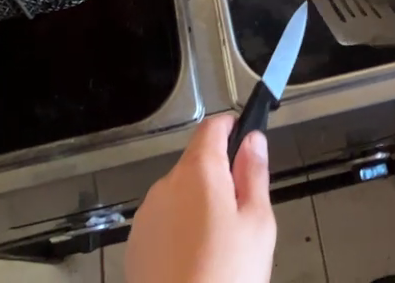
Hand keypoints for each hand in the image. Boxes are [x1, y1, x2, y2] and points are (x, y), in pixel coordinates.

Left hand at [126, 115, 276, 282]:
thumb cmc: (227, 277)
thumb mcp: (257, 224)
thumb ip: (254, 174)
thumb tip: (253, 139)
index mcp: (198, 171)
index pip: (212, 127)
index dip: (231, 127)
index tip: (246, 139)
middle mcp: (167, 184)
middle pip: (196, 162)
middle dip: (219, 176)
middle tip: (243, 213)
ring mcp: (147, 215)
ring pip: (180, 194)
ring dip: (198, 205)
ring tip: (220, 247)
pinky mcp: (136, 243)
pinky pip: (164, 221)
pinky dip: (180, 230)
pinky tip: (195, 262)